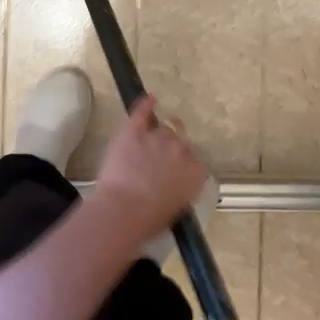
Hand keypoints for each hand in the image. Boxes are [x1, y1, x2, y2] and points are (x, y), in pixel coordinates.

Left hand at [93, 95, 208, 240]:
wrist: (123, 210)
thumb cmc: (148, 220)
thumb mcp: (175, 211)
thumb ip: (180, 192)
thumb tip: (174, 187)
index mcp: (196, 174)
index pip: (194, 164)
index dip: (181, 168)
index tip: (172, 176)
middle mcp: (182, 151)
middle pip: (180, 142)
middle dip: (170, 150)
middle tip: (156, 162)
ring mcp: (158, 138)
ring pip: (163, 129)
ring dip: (156, 135)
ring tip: (145, 145)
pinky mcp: (134, 130)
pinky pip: (142, 111)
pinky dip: (146, 104)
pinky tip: (149, 99)